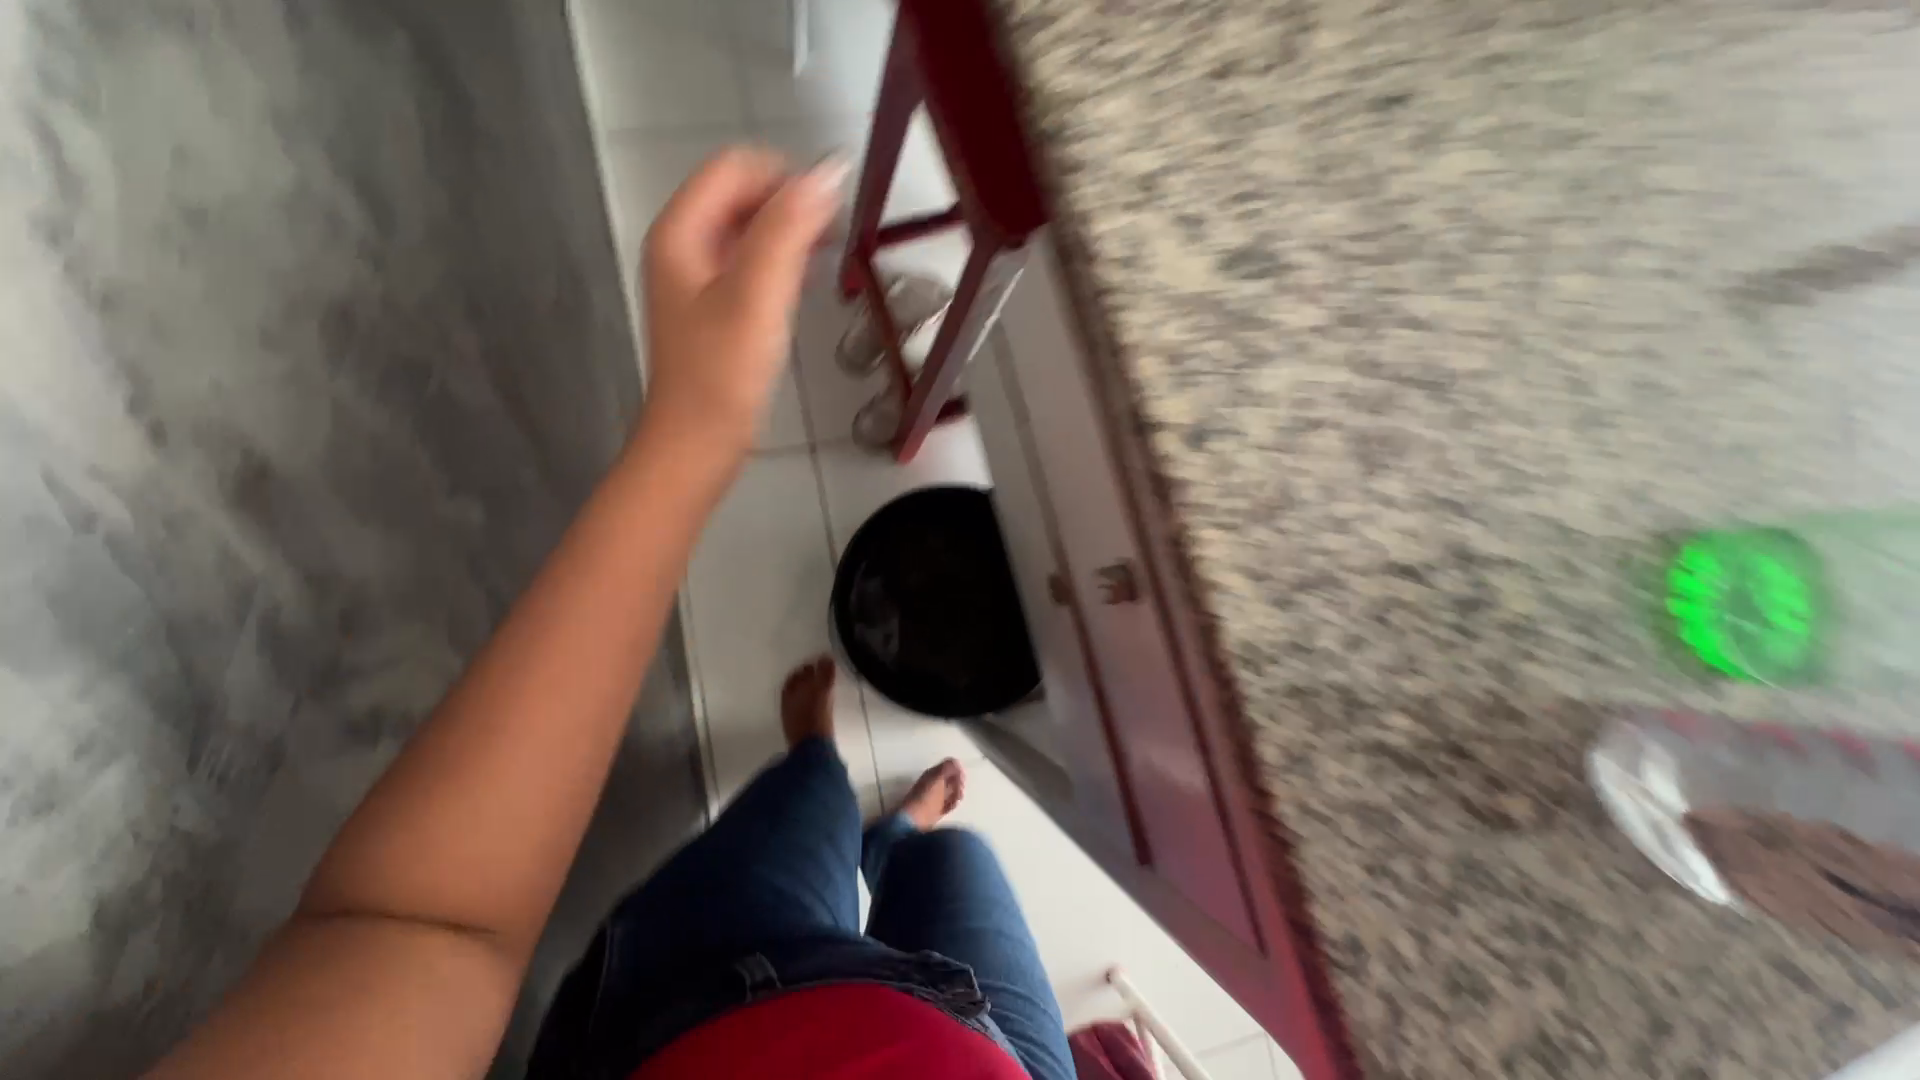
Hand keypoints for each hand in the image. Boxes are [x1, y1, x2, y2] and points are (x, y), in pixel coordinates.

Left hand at [639, 147, 846, 449]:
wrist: (698, 440)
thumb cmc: (723, 372)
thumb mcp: (757, 294)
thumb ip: (788, 230)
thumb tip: (827, 173)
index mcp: (681, 231)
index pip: (735, 166)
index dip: (785, 177)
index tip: (829, 212)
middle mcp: (682, 244)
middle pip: (740, 192)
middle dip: (788, 202)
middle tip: (833, 236)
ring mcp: (695, 276)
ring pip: (747, 228)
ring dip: (788, 231)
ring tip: (826, 257)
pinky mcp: (713, 305)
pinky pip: (748, 261)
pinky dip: (779, 261)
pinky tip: (804, 282)